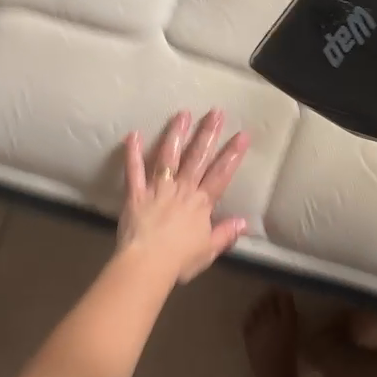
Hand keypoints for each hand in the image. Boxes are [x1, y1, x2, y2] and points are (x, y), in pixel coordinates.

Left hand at [119, 109, 250, 283]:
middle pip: (197, 157)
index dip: (233, 154)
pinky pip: (134, 171)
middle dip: (208, 133)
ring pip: (169, 156)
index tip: (242, 134)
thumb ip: (225, 234)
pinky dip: (132, 153)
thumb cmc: (180, 260)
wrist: (148, 264)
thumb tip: (244, 223)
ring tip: (182, 114)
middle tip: (216, 112)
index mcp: (201, 203)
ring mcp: (158, 188)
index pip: (221, 174)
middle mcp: (182, 189)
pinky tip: (133, 134)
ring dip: (176, 134)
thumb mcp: (208, 250)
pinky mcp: (136, 193)